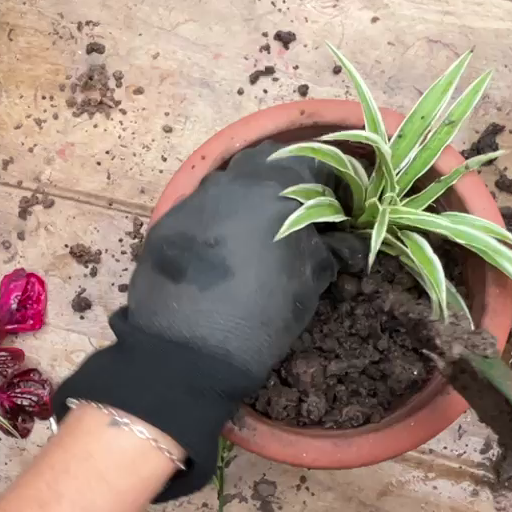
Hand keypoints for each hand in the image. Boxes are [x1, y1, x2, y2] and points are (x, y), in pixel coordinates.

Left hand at [127, 140, 339, 379]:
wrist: (187, 351)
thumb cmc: (262, 315)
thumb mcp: (310, 282)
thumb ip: (331, 249)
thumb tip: (344, 240)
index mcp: (277, 186)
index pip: (318, 163)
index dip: (337, 184)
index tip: (342, 210)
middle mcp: (233, 179)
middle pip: (270, 161)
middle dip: (291, 182)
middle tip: (302, 215)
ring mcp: (195, 197)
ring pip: (233, 181)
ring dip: (253, 197)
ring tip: (263, 232)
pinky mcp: (167, 220)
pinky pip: (204, 206)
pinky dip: (221, 218)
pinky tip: (225, 249)